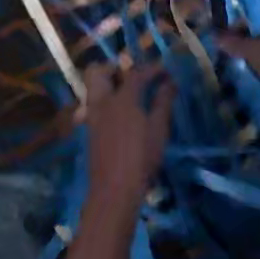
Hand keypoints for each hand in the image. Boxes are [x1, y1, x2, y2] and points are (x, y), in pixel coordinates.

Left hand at [81, 62, 173, 203]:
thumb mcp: (159, 130)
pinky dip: (105, 99)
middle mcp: (102, 102)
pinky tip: (121, 112)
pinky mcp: (89, 129)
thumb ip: (163, 103)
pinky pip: (93, 103)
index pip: (136, 73)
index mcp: (122, 99)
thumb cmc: (141, 159)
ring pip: (92, 87)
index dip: (152, 69)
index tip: (165, 70)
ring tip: (128, 93)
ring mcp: (92, 115)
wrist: (114, 190)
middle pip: (99, 71)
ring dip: (107, 83)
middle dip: (115, 68)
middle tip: (134, 77)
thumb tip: (170, 83)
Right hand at [219, 14, 259, 100]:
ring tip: (238, 66)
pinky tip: (254, 74)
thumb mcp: (253, 52)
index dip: (233, 27)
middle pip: (255, 33)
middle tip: (228, 55)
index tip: (221, 41)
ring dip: (251, 57)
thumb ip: (234, 44)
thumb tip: (215, 37)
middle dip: (242, 44)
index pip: (249, 17)